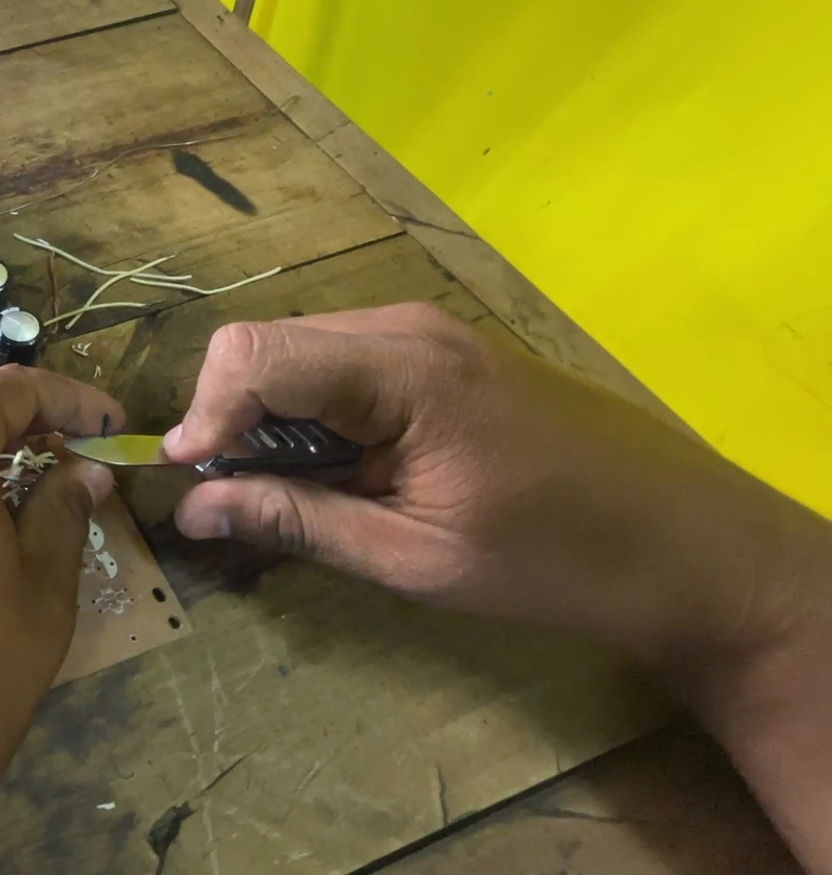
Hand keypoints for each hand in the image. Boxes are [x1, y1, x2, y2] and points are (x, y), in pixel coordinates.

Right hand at [162, 303, 831, 870]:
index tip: (189, 475)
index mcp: (405, 372)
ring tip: (285, 477)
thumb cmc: (558, 561)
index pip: (255, 356)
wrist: (702, 549)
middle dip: (224, 411)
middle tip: (232, 483)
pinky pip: (324, 356)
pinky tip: (331, 454)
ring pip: (286, 346)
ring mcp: (417, 330)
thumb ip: (292, 521)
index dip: (203, 412)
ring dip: (259, 409)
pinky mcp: (425, 346)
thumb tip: (188, 510)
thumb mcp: (411, 558)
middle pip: (260, 343)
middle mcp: (401, 328)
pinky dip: (297, 402)